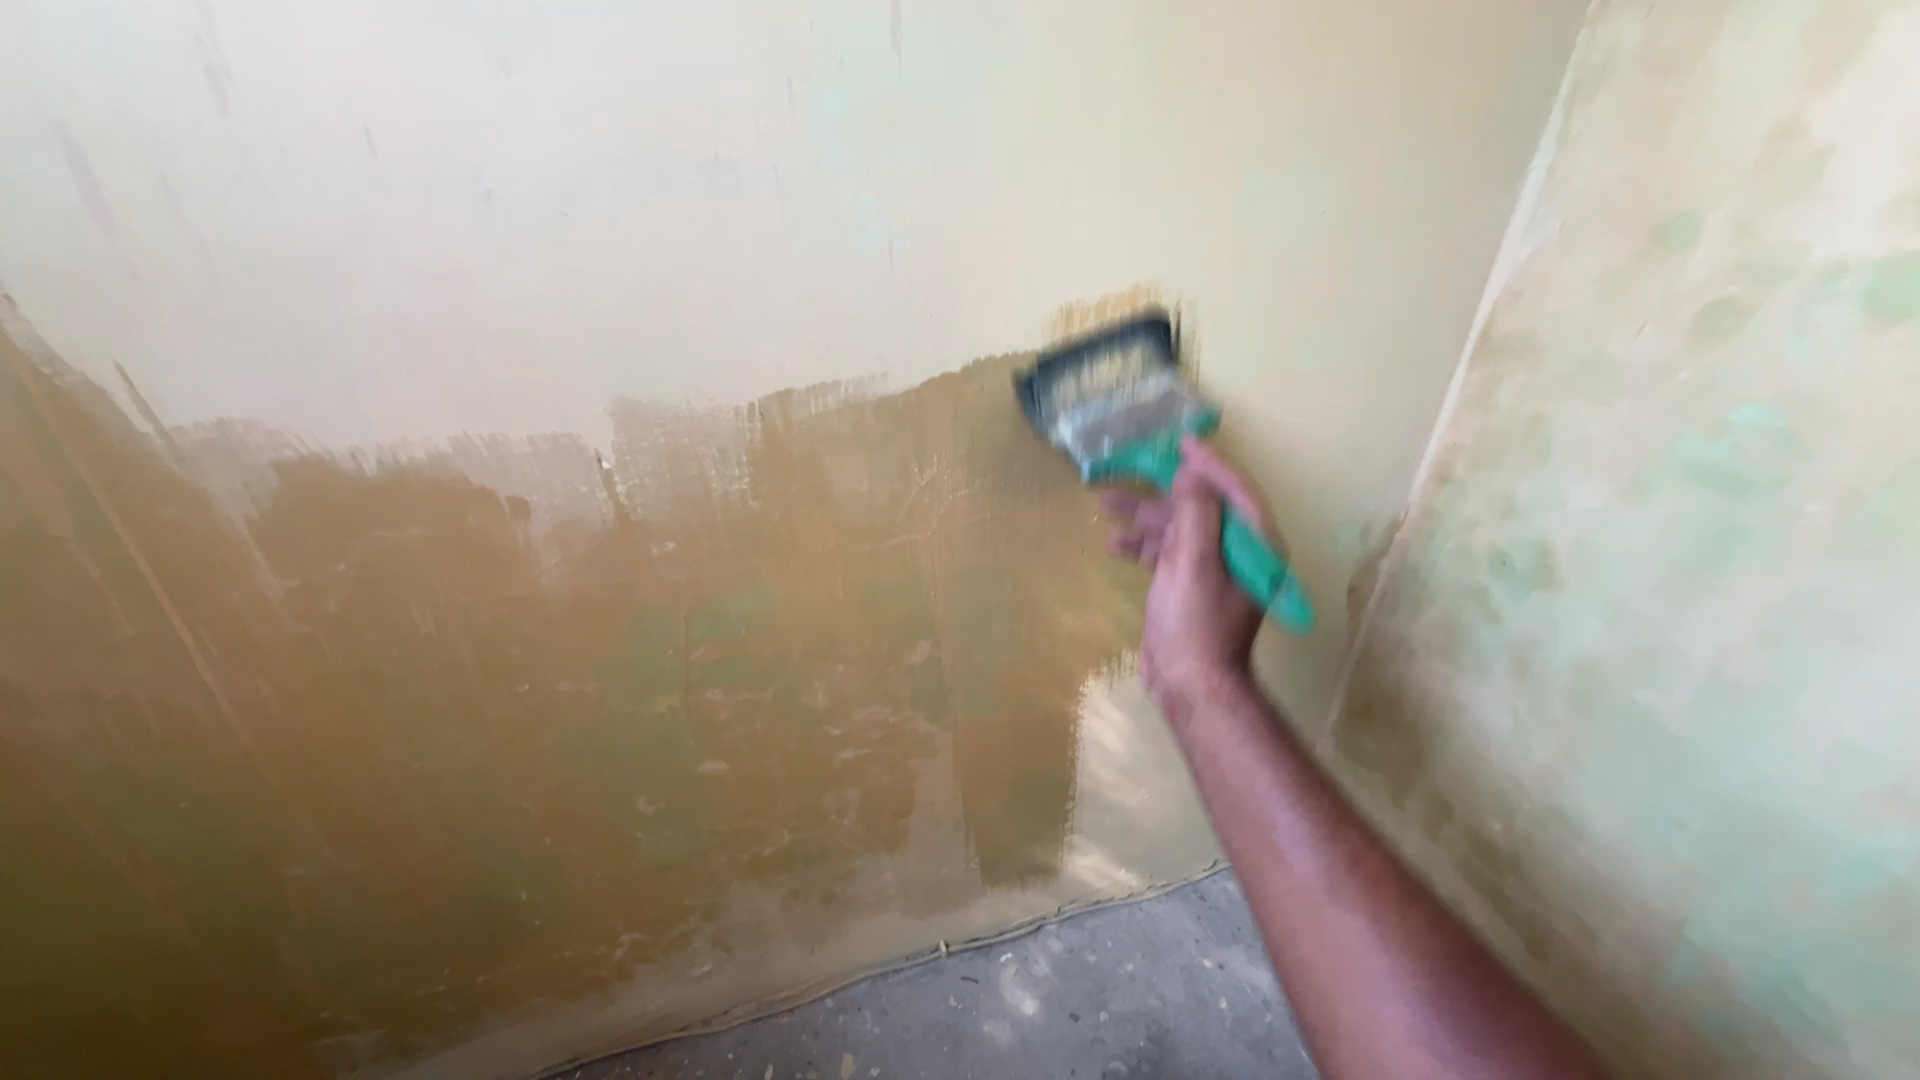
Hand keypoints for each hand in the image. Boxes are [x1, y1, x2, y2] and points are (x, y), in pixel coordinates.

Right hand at [1101, 435, 1268, 714]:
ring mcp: (1210, 570)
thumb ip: (1195, 514)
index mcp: (1254, 545)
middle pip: (1200, 506)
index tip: (1182, 442)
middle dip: (1162, 489)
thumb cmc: (1196, 623)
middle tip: (1129, 466)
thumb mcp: (1195, 564)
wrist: (1189, 685)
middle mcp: (1237, 552)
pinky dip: (1141, 545)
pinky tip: (1112, 543)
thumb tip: (1189, 474)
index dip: (1209, 464)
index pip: (1235, 491)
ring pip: (1176, 529)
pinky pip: (1164, 554)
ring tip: (1105, 503)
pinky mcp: (1186, 586)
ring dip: (1143, 516)